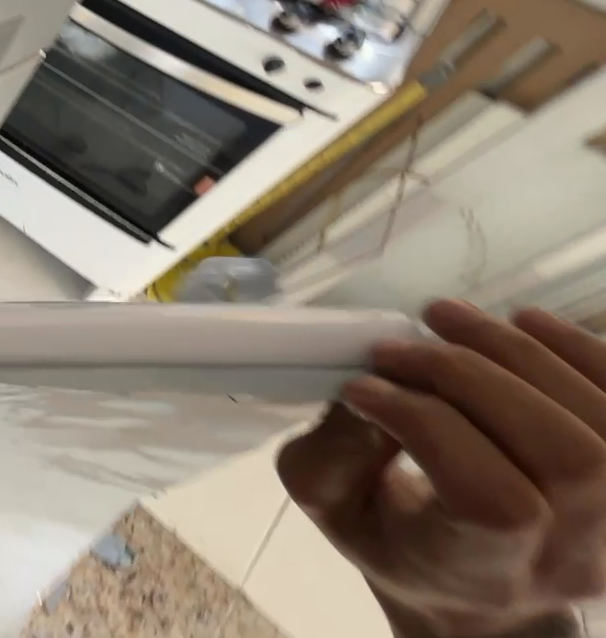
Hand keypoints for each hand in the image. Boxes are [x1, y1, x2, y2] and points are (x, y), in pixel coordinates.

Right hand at [278, 300, 605, 637]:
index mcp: (485, 567)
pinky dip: (584, 351)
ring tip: (443, 316)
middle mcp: (577, 553)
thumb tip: (363, 389)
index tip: (357, 388)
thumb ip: (333, 449)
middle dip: (468, 377)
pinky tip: (523, 321)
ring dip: (517, 352)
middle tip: (392, 348)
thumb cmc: (384, 537)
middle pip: (567, 455)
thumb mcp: (325, 499)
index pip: (496, 500)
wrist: (476, 590)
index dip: (428, 428)